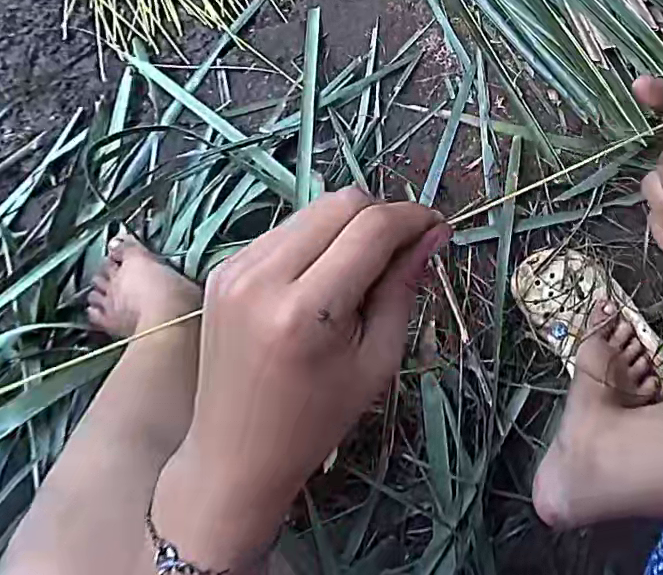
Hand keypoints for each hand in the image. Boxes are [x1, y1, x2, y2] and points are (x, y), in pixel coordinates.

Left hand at [151, 187, 448, 566]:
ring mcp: (236, 268)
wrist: (232, 459)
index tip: (437, 226)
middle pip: (344, 202)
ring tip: (364, 264)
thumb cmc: (317, 418)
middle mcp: (263, 278)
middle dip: (385, 215)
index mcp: (305, 312)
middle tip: (403, 247)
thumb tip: (434, 231)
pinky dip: (321, 236)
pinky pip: (291, 225)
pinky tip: (326, 272)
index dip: (414, 217)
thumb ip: (404, 286)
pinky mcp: (225, 267)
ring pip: (318, 207)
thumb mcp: (378, 358)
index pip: (373, 228)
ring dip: (353, 223)